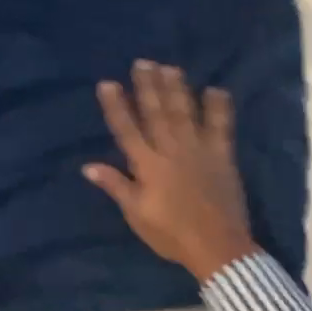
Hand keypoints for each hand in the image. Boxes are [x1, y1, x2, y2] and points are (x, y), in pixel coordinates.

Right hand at [84, 61, 259, 283]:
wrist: (217, 248)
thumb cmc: (171, 234)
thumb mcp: (136, 214)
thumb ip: (116, 186)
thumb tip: (88, 166)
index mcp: (147, 165)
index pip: (127, 129)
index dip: (116, 106)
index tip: (108, 83)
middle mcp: (171, 150)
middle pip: (156, 113)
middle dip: (147, 86)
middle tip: (142, 62)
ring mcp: (199, 150)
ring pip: (184, 113)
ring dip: (176, 89)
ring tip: (169, 67)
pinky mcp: (223, 157)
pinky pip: (221, 127)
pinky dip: (218, 108)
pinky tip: (215, 89)